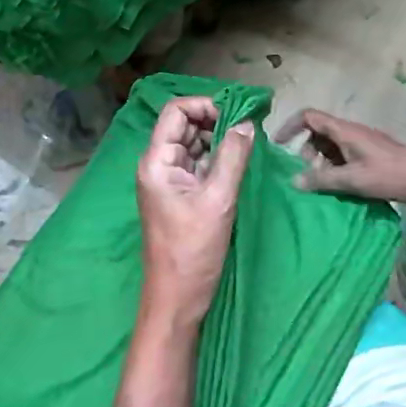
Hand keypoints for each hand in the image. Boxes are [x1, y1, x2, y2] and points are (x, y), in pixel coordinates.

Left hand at [136, 97, 255, 323]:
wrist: (177, 300)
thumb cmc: (193, 251)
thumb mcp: (218, 200)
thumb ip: (233, 156)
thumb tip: (246, 122)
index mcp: (157, 162)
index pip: (176, 112)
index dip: (205, 106)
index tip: (236, 115)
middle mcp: (158, 165)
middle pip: (184, 125)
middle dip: (215, 121)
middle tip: (248, 129)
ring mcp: (169, 181)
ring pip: (193, 144)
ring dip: (218, 139)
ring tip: (247, 144)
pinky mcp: (180, 195)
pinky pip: (198, 164)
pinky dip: (217, 158)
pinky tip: (238, 163)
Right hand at [273, 109, 405, 212]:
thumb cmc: (389, 175)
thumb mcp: (352, 179)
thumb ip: (322, 179)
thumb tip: (293, 180)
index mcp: (345, 130)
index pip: (309, 116)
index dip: (290, 127)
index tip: (278, 146)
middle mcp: (352, 132)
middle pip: (319, 131)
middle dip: (306, 149)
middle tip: (306, 173)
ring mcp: (364, 143)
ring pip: (332, 145)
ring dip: (322, 160)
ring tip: (322, 183)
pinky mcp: (373, 156)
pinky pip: (345, 155)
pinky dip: (336, 166)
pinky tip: (339, 186)